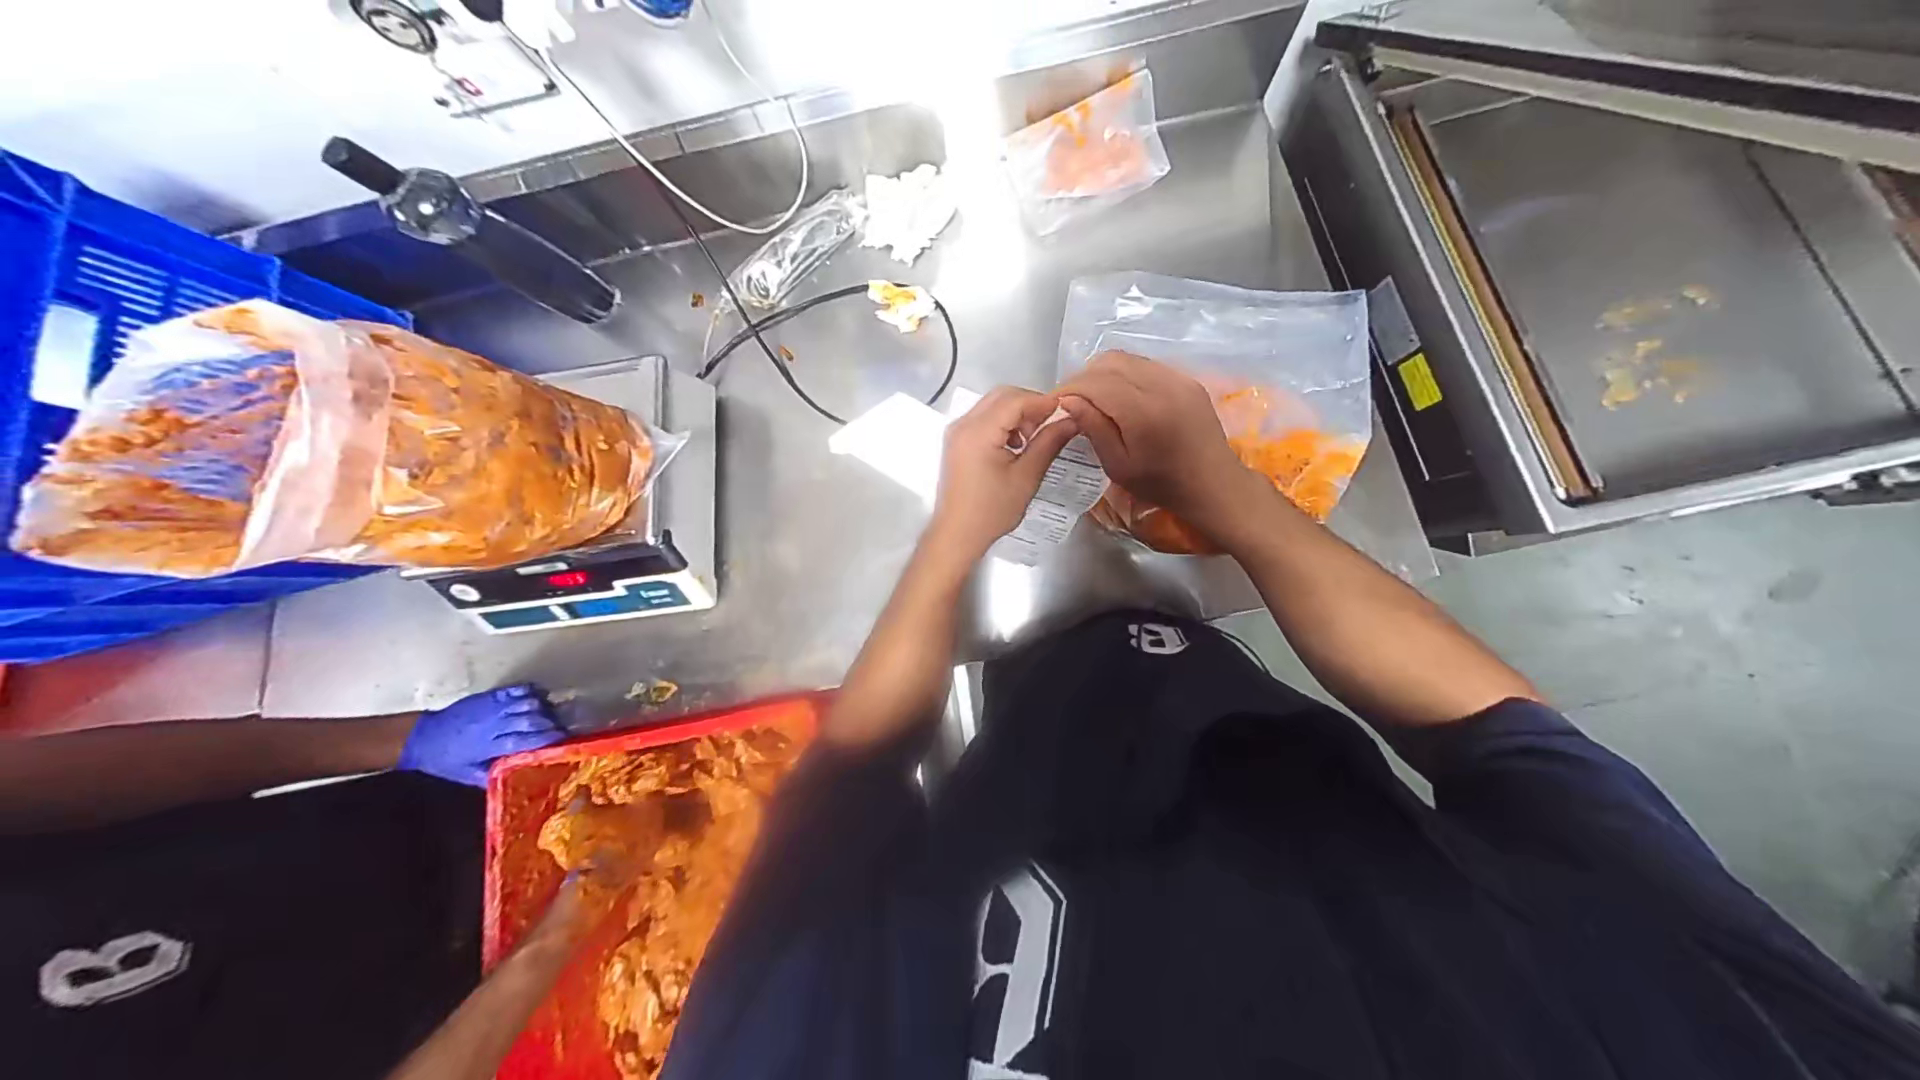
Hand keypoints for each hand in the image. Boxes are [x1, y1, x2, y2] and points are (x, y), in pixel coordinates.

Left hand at [398, 684, 563, 786]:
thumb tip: (524, 774)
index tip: (562, 739)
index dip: (547, 738)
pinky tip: (538, 698)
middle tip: (561, 727)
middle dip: (550, 723)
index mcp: (488, 747)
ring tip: (551, 714)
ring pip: (527, 702)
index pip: (525, 740)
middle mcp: (492, 725)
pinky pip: (517, 689)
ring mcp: (490, 707)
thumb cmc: (445, 762)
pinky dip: (532, 692)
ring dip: (543, 707)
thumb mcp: (468, 775)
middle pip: (531, 719)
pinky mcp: (488, 696)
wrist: (420, 738)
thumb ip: (495, 775)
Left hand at [927, 386, 1079, 559]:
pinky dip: (1003, 422)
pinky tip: (1015, 445)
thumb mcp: (1026, 477)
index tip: (1066, 412)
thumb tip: (1071, 420)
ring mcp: (956, 431)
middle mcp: (963, 424)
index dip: (1044, 403)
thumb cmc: (991, 511)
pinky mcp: (956, 441)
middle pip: (1002, 396)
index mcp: (978, 432)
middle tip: (1050, 426)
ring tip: (1033, 439)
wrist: (956, 534)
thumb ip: (1049, 443)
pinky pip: (983, 418)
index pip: (1016, 400)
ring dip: (1017, 413)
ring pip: (993, 404)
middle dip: (1030, 406)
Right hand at [1057, 351, 1262, 541]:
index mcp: (1143, 410)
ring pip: (1127, 359)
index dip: (1068, 389)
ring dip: (1102, 373)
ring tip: (1090, 398)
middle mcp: (1162, 385)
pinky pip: (1146, 365)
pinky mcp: (1186, 380)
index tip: (1052, 405)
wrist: (1213, 485)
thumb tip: (1067, 401)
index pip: (1094, 383)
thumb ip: (1093, 427)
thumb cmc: (1161, 484)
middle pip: (1109, 362)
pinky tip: (1118, 397)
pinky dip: (1124, 374)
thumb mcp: (1118, 465)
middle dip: (1082, 377)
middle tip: (1069, 401)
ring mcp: (1177, 378)